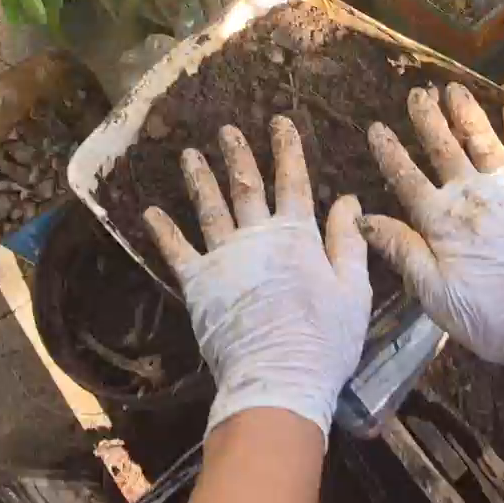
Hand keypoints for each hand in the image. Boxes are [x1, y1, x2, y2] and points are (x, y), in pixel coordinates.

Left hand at [143, 116, 370, 439]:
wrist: (279, 380)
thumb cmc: (325, 339)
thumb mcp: (352, 289)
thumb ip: (348, 241)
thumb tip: (348, 199)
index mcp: (296, 236)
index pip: (293, 181)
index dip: (287, 149)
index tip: (279, 122)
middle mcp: (257, 236)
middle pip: (246, 186)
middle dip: (237, 155)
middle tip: (226, 129)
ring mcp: (224, 257)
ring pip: (211, 208)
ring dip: (200, 179)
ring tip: (188, 153)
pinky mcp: (198, 283)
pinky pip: (177, 251)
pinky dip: (164, 231)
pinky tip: (151, 212)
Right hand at [360, 84, 503, 408]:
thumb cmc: (493, 316)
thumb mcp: (436, 293)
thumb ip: (402, 250)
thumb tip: (363, 217)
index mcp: (441, 220)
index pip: (406, 178)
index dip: (390, 152)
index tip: (377, 127)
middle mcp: (472, 195)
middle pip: (444, 149)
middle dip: (428, 120)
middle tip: (417, 92)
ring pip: (482, 142)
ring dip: (467, 114)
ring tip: (454, 89)